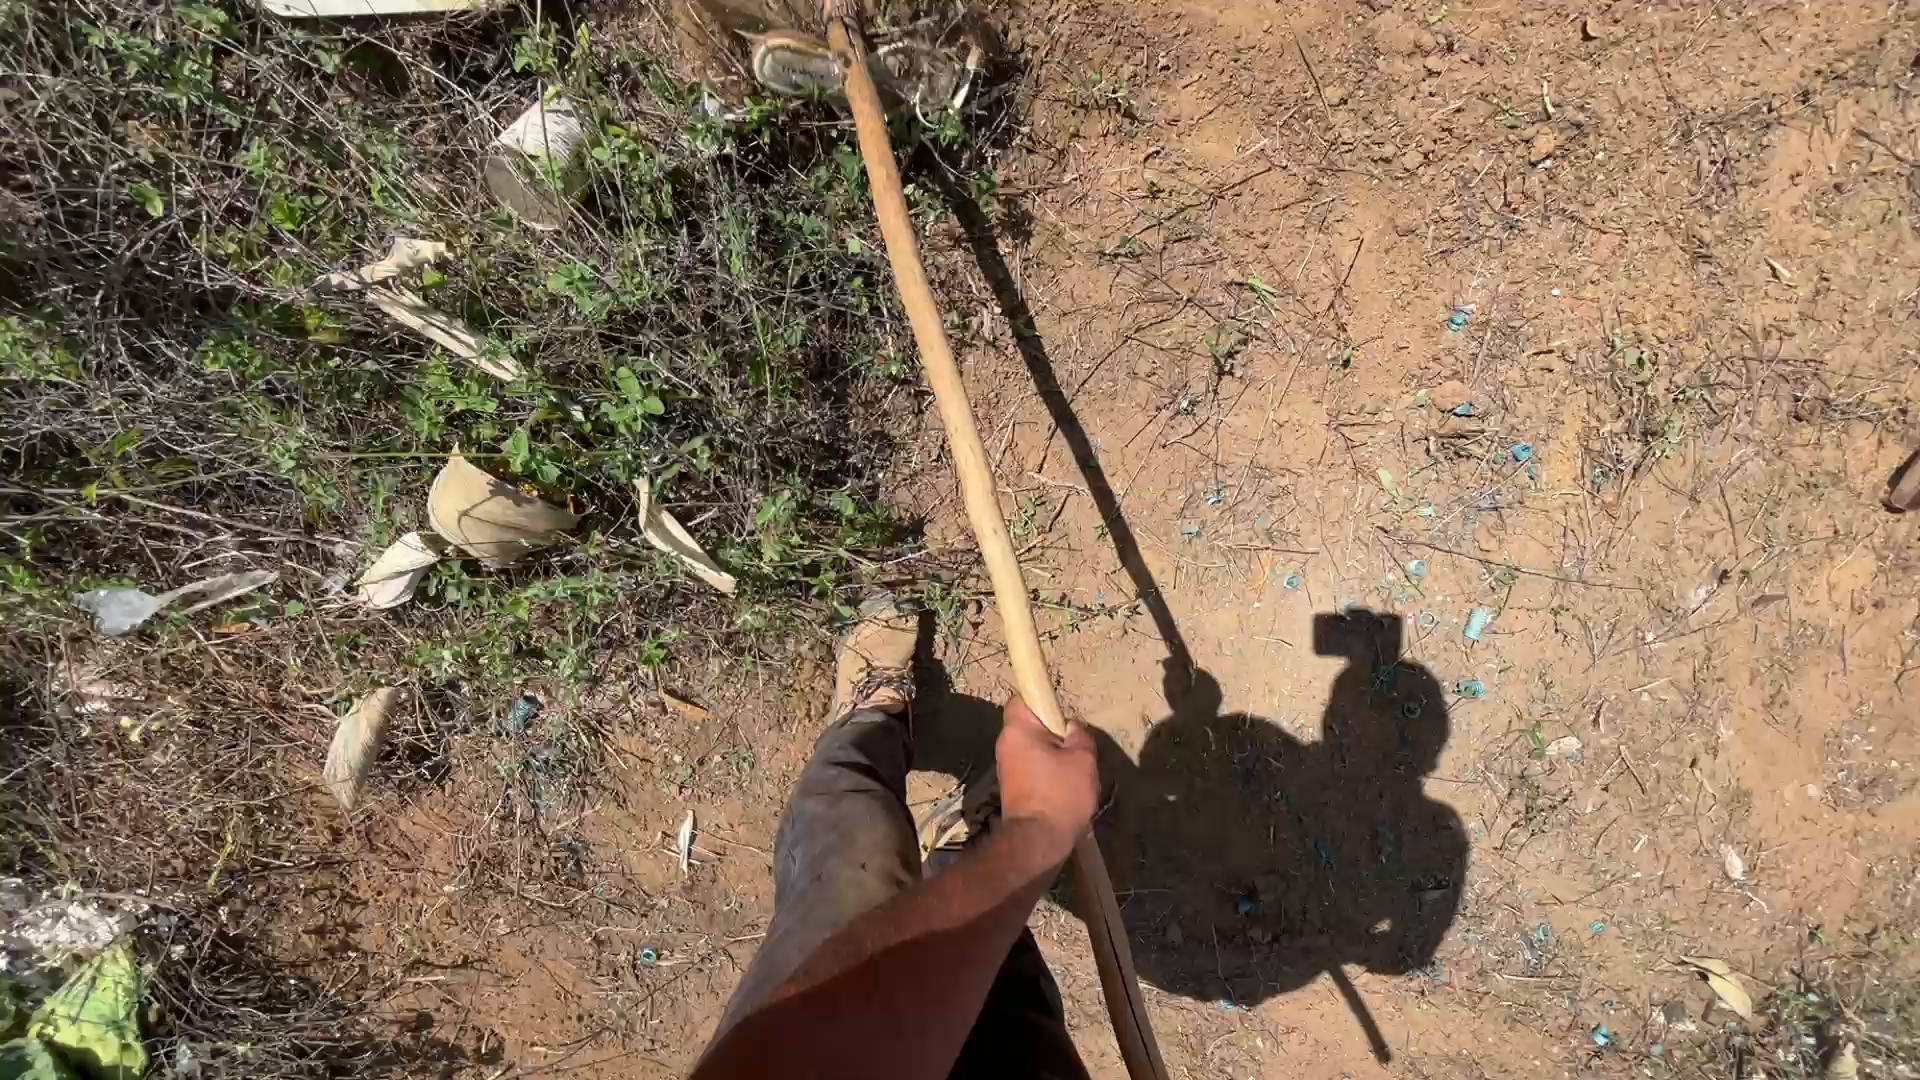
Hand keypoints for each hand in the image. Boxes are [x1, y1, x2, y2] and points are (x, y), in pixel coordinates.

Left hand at [994, 696, 1098, 855]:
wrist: (1037, 842)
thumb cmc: (1060, 794)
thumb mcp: (1083, 759)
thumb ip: (1079, 735)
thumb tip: (1071, 728)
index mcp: (1017, 730)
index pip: (1022, 699)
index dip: (1041, 701)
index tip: (1061, 714)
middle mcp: (1005, 744)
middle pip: (1029, 725)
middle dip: (1052, 732)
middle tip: (1073, 745)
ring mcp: (1005, 766)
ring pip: (1032, 748)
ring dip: (1051, 755)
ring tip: (1072, 770)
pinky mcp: (1011, 787)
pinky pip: (1031, 767)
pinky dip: (1045, 772)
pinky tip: (1064, 787)